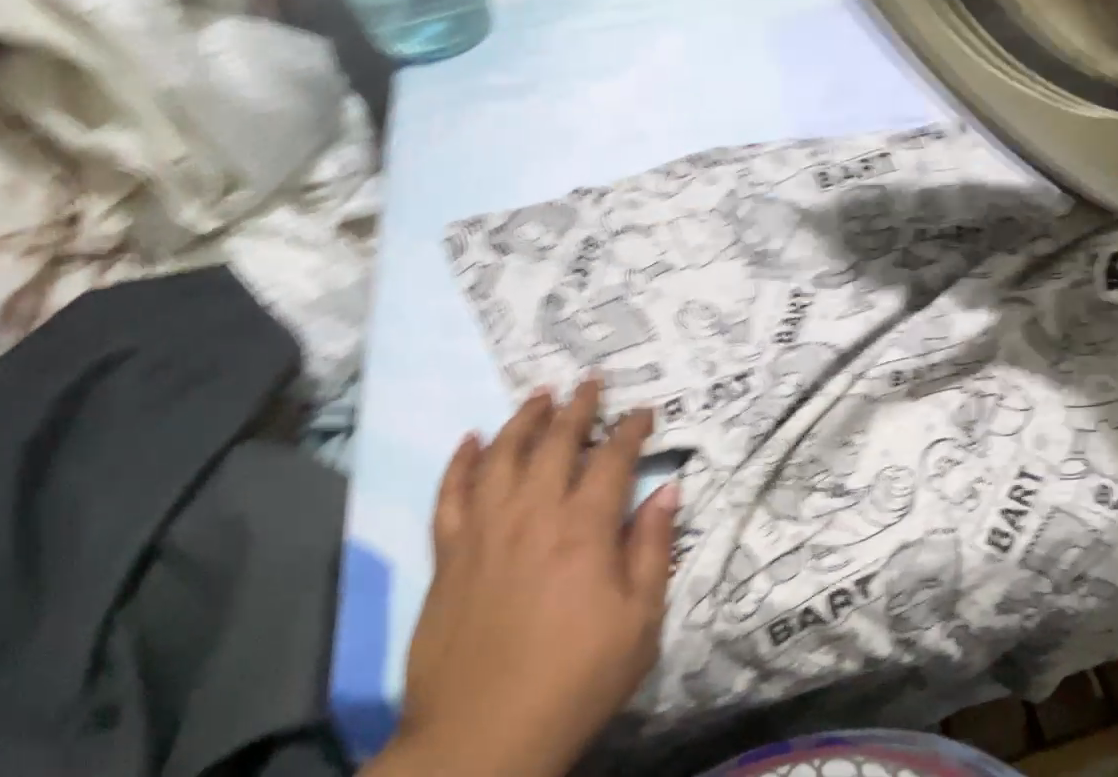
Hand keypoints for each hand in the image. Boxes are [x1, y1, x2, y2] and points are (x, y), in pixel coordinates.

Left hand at [370, 379, 679, 776]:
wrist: (484, 735)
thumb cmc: (577, 679)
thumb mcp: (640, 623)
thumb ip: (652, 550)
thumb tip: (668, 489)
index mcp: (584, 529)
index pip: (612, 459)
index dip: (630, 429)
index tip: (643, 411)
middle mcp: (532, 514)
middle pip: (556, 442)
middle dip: (578, 407)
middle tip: (591, 381)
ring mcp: (484, 530)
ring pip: (503, 454)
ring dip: (524, 418)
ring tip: (540, 393)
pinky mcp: (449, 554)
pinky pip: (452, 493)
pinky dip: (463, 461)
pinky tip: (472, 440)